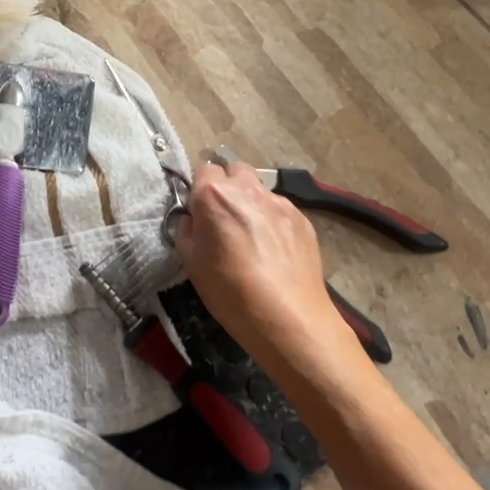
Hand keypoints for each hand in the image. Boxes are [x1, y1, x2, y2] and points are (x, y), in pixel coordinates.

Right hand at [175, 160, 346, 362]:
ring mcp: (279, 202)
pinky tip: (274, 250)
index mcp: (213, 195)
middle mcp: (247, 189)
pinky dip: (273, 221)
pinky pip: (280, 209)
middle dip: (227, 186)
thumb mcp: (191, 262)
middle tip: (225, 218)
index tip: (200, 212)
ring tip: (253, 237)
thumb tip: (193, 220)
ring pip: (259, 190)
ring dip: (251, 203)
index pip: (202, 170)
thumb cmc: (230, 291)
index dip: (199, 190)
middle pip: (233, 170)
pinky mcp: (302, 219)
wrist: (289, 319)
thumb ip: (187, 230)